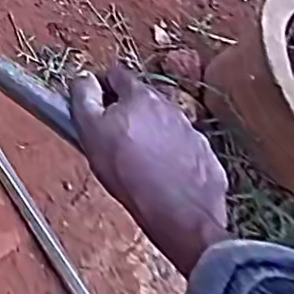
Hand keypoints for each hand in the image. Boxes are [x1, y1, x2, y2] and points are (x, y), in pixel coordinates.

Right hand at [70, 62, 230, 274]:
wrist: (179, 218)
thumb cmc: (128, 171)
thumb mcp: (90, 128)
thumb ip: (84, 95)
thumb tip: (85, 77)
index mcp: (140, 95)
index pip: (116, 74)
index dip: (101, 86)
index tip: (94, 104)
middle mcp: (171, 108)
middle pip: (142, 100)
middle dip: (128, 111)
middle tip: (113, 135)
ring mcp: (194, 135)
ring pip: (165, 125)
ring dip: (152, 133)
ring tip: (139, 160)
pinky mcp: (210, 162)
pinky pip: (186, 150)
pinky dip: (174, 157)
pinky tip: (164, 175)